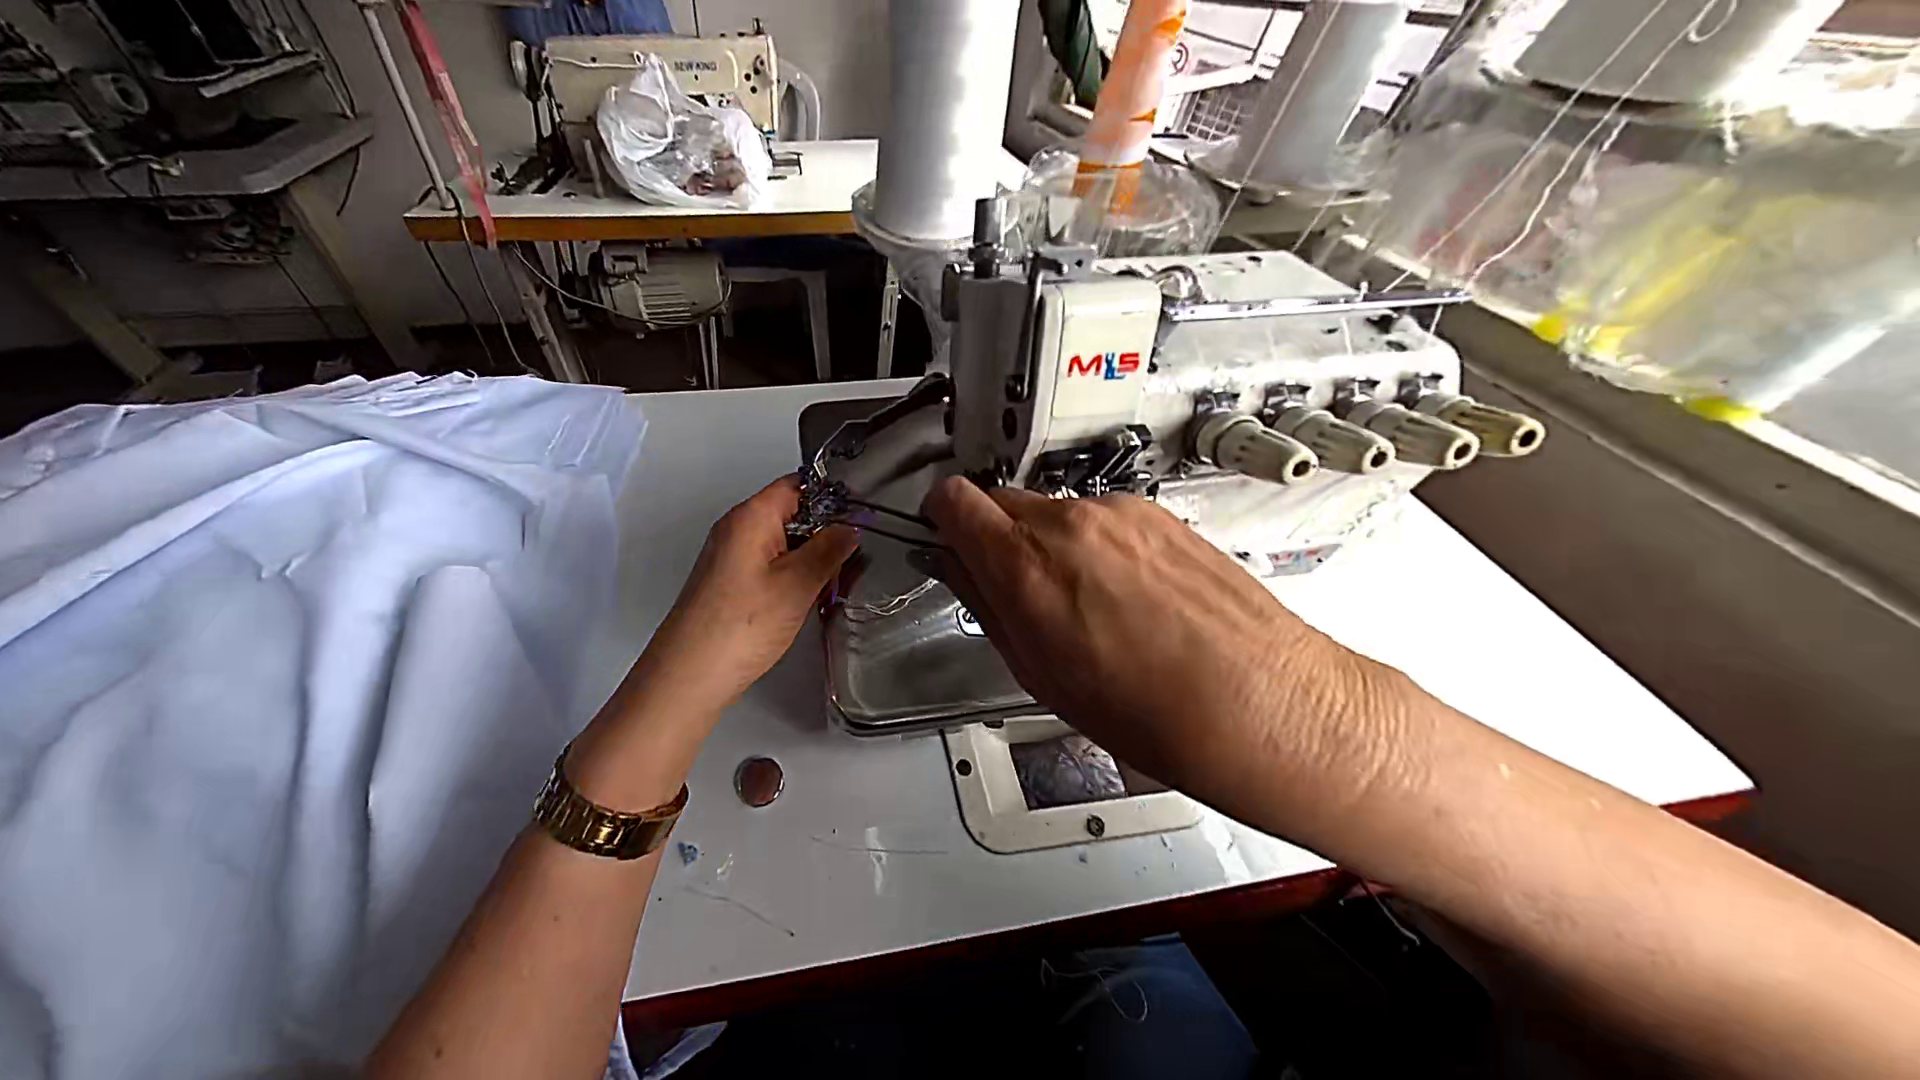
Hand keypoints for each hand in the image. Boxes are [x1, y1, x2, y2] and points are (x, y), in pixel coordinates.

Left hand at [632, 475, 859, 711]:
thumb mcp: (798, 584)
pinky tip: (808, 598)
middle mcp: (737, 530)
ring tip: (833, 581)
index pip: (797, 485)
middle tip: (851, 555)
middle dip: (825, 531)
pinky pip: (772, 564)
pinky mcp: (732, 582)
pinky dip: (795, 575)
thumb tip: (849, 529)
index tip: (859, 513)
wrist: (690, 675)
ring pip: (784, 541)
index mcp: (750, 518)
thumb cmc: (736, 629)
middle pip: (792, 512)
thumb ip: (829, 550)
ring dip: (812, 557)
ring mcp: (732, 556)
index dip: (831, 495)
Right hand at [922, 477, 1416, 837]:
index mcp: (1027, 563)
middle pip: (1003, 503)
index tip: (944, 534)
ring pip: (1055, 513)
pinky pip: (1103, 520)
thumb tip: (959, 568)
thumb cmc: (1155, 709)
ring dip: (1052, 547)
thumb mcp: (1039, 671)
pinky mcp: (1158, 516)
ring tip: (1084, 606)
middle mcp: (1071, 523)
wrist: (1259, 704)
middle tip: (1014, 588)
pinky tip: (1122, 597)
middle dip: (996, 539)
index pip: (954, 500)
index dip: (942, 518)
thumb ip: (987, 604)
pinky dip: (1097, 547)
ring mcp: (1120, 514)